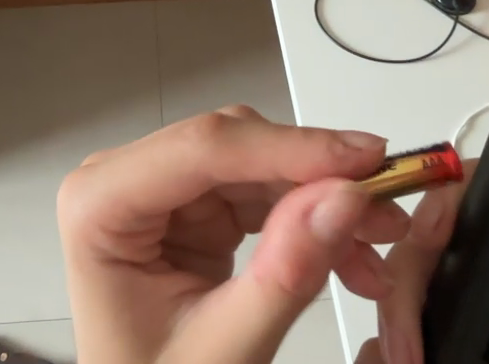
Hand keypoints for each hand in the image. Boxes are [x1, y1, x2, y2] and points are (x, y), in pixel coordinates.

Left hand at [59, 105, 411, 363]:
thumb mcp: (221, 352)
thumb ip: (284, 275)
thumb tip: (343, 200)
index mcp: (100, 203)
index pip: (204, 148)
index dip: (288, 146)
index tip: (362, 159)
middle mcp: (126, 178)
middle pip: (235, 146)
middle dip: (316, 172)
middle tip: (388, 199)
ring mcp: (163, 187)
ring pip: (258, 162)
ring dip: (322, 194)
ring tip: (382, 238)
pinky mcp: (194, 203)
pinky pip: (262, 189)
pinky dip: (309, 214)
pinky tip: (351, 249)